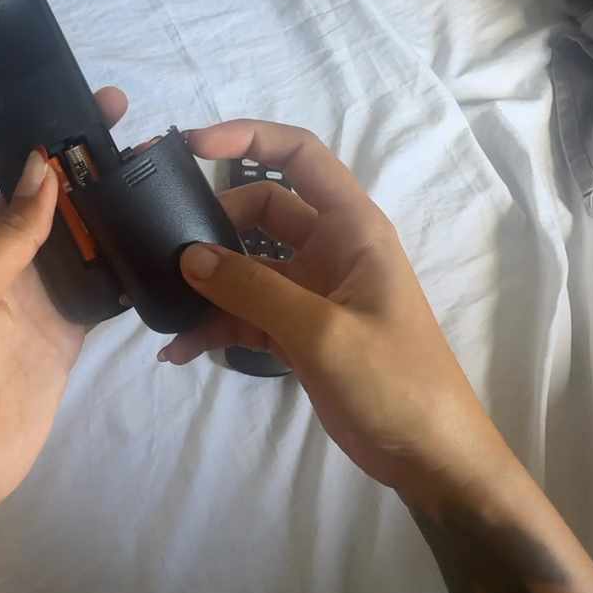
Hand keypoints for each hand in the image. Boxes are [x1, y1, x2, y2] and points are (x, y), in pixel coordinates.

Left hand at [0, 88, 126, 515]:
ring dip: (99, 198)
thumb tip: (47, 167)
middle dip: (66, 149)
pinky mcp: (66, 325)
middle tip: (114, 113)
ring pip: (72, 229)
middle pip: (35, 188)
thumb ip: (8, 233)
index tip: (39, 85)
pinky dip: (119, 256)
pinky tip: (148, 229)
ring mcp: (35, 289)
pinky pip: (96, 280)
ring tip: (141, 161)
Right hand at [158, 121, 508, 497]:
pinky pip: (245, 314)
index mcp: (351, 228)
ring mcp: (310, 291)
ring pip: (246, 266)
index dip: (249, 137)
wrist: (428, 456)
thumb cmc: (394, 381)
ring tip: (164, 302)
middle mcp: (329, 249)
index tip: (193, 145)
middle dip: (214, 223)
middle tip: (165, 243)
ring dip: (208, 283)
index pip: (300, 157)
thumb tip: (189, 257)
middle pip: (260, 211)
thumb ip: (253, 289)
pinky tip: (181, 349)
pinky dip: (214, 327)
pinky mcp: (296, 330)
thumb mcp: (322, 331)